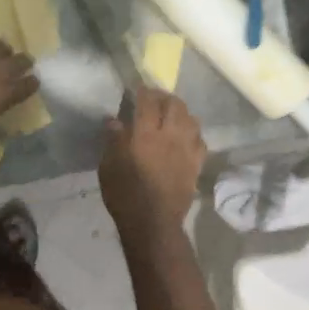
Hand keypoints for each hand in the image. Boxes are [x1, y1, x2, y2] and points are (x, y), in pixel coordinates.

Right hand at [99, 88, 206, 229]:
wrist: (153, 222)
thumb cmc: (124, 193)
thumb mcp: (109, 165)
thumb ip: (114, 140)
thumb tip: (115, 120)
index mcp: (146, 134)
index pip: (148, 102)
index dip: (143, 91)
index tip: (137, 87)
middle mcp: (170, 136)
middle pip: (175, 105)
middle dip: (165, 97)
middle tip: (155, 98)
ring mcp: (187, 150)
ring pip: (191, 120)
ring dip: (182, 112)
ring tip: (173, 114)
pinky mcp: (196, 164)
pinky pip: (200, 141)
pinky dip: (193, 132)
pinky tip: (186, 136)